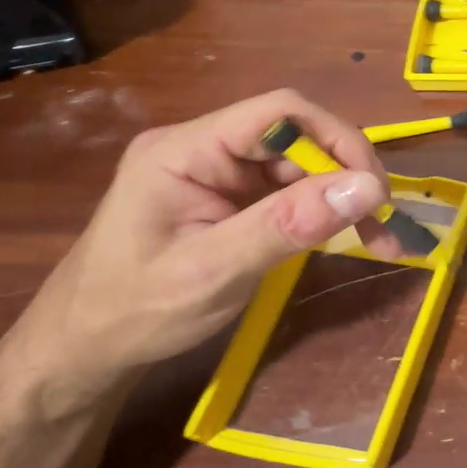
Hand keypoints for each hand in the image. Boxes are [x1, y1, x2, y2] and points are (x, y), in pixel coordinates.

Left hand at [6, 90, 398, 408]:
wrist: (81, 354)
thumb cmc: (132, 313)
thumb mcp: (213, 271)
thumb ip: (287, 224)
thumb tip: (369, 187)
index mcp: (185, 150)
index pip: (281, 112)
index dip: (337, 139)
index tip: (373, 188)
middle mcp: (206, 149)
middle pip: (300, 138)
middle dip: (348, 176)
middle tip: (386, 223)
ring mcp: (220, 174)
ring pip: (305, 165)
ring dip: (345, 198)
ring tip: (381, 238)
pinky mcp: (233, 199)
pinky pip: (294, 191)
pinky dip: (328, 213)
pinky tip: (352, 237)